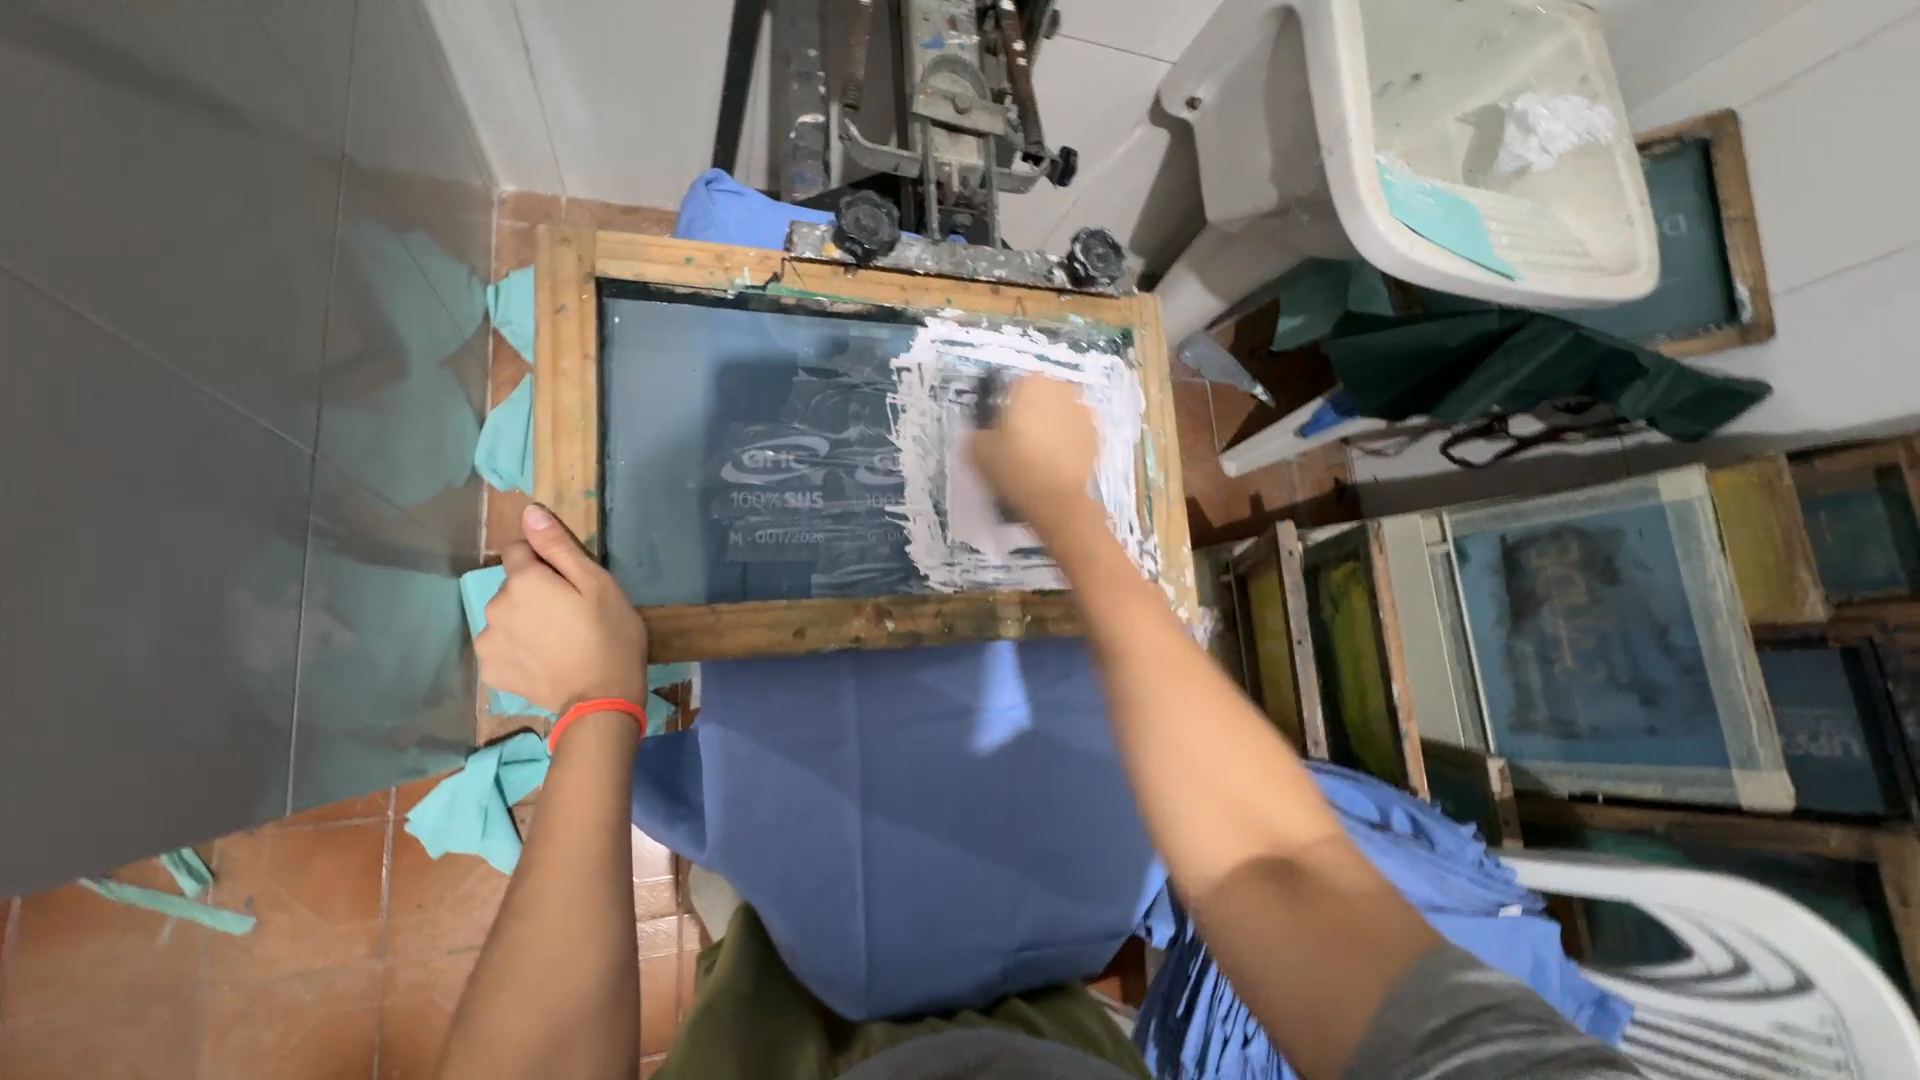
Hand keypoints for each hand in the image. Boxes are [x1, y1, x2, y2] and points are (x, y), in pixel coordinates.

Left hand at [477, 504, 648, 712]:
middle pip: (512, 587)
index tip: (570, 583)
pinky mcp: (491, 670)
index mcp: (523, 581)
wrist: (600, 698)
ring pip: (505, 617)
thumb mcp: (597, 583)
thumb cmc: (610, 635)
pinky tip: (543, 661)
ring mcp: (489, 641)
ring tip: (557, 642)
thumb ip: (559, 547)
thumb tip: (530, 512)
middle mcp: (495, 606)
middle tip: (570, 615)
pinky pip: (501, 648)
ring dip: (523, 622)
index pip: (518, 551)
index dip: (545, 562)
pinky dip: (517, 651)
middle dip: (534, 594)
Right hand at [969, 374, 1100, 531]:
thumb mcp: (978, 450)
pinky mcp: (1097, 434)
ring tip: (1041, 451)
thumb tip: (985, 433)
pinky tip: (1057, 460)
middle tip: (1020, 438)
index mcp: (1029, 384)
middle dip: (1033, 411)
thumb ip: (980, 432)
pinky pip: (1076, 431)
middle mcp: (1060, 389)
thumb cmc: (1013, 468)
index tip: (1001, 427)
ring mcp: (1083, 411)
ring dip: (1053, 423)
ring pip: (1061, 412)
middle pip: (1042, 395)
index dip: (1006, 407)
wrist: (1054, 499)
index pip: (1013, 387)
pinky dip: (1068, 440)